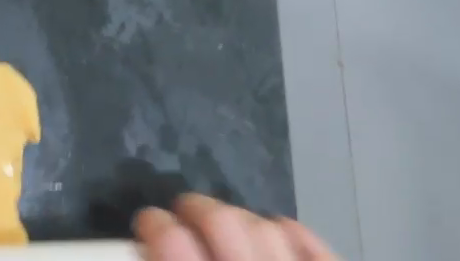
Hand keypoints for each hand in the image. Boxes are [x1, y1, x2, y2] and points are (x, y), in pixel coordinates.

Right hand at [135, 194, 336, 260]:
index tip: (148, 226)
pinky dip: (293, 235)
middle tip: (184, 221)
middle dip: (195, 211)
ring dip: (241, 224)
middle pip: (220, 220)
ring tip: (229, 237)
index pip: (168, 240)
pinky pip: (313, 244)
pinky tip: (277, 239)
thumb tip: (146, 248)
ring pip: (265, 227)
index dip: (152, 225)